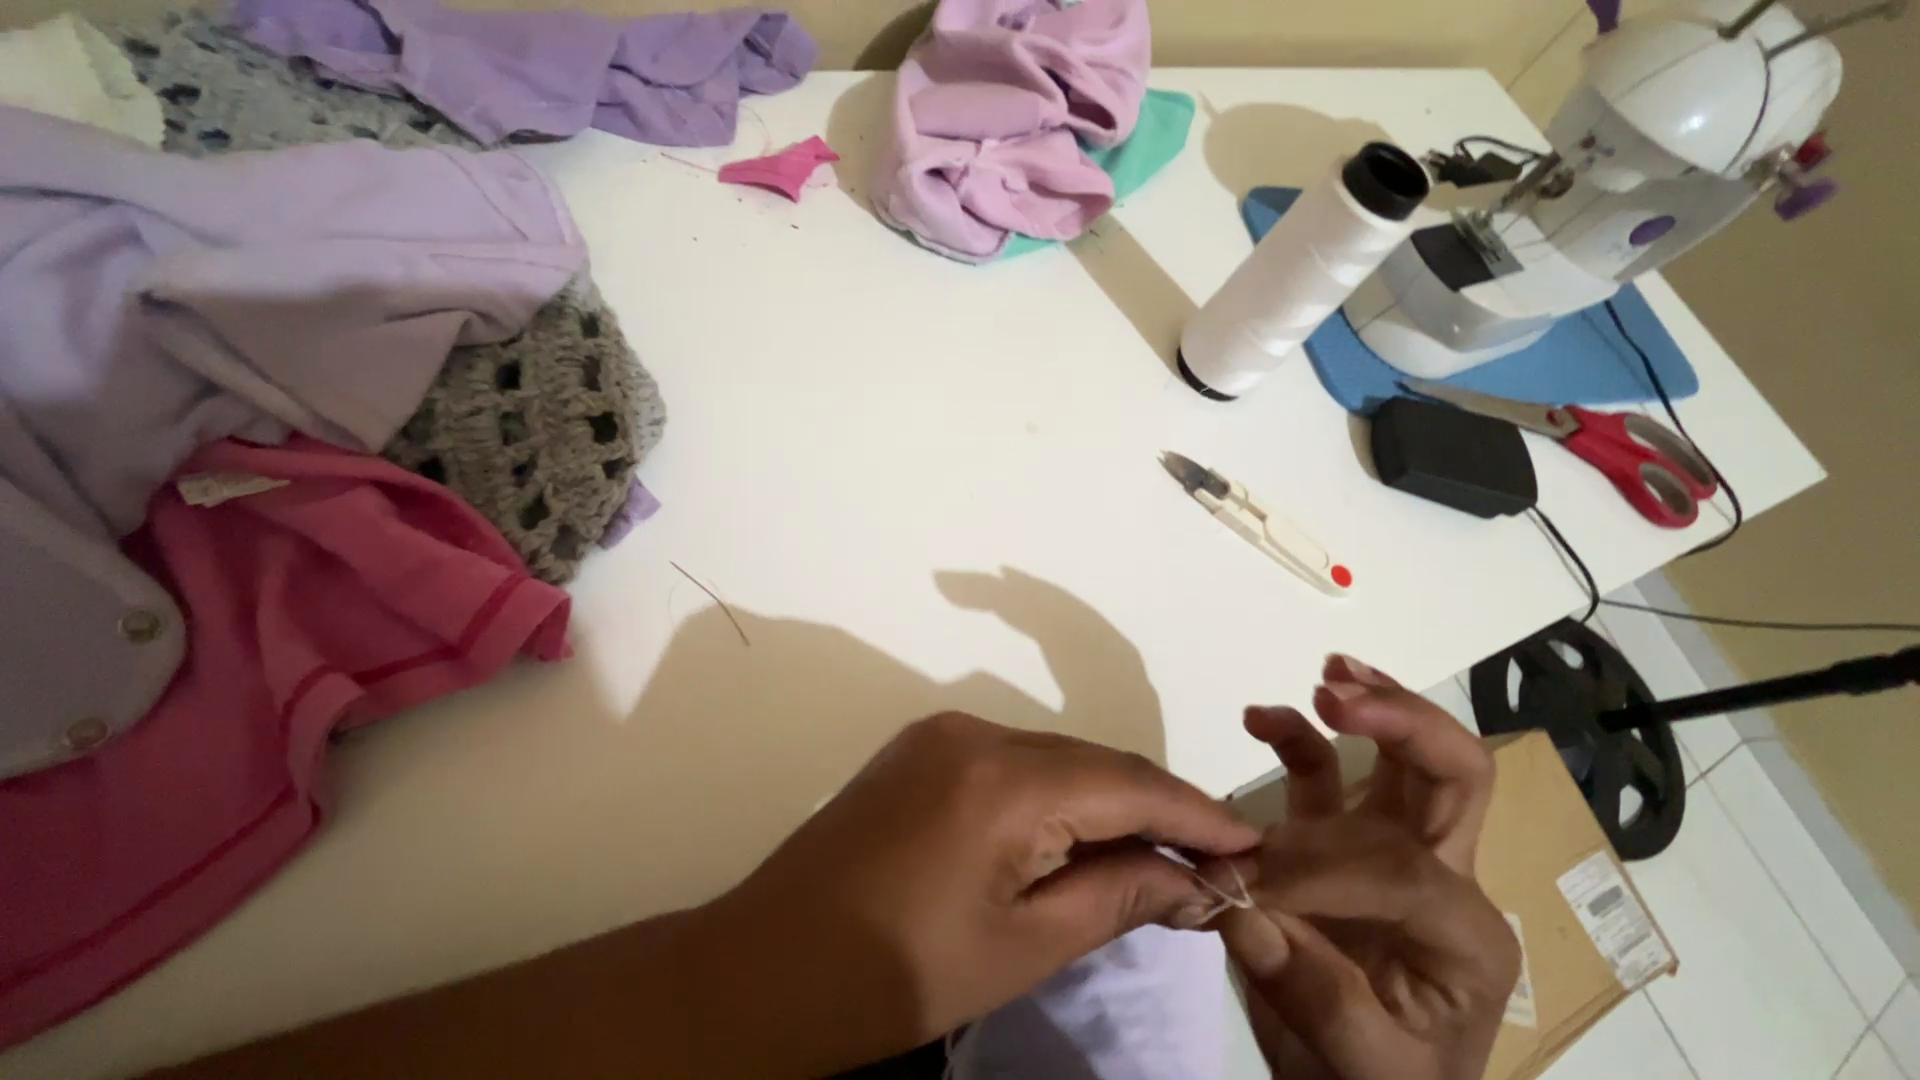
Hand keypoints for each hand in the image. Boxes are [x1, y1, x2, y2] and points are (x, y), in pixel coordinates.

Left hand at [704, 712, 1260, 1077]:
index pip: (1129, 782)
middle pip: (1092, 762)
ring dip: (1104, 799)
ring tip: (1153, 855)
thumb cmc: (899, 974)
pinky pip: (1011, 761)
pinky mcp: (917, 749)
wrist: (766, 967)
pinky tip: (1078, 833)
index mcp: (1003, 779)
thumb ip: (1118, 893)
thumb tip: (1194, 878)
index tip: (1253, 847)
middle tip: (1210, 863)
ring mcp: (939, 734)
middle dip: (1154, 808)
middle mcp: (974, 731)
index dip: (1197, 814)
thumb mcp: (1025, 945)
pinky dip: (1055, 794)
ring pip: (1053, 758)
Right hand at [1216, 655, 1517, 1079]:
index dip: (1320, 870)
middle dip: (1402, 723)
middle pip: (1452, 775)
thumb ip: (1317, 997)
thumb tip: (1242, 908)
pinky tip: (1260, 718)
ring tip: (1324, 678)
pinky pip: (1324, 778)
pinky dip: (1297, 740)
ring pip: (1397, 760)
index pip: (1402, 871)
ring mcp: (1386, 851)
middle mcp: (1440, 876)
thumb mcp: (1364, 1068)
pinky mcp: (1336, 843)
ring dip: (1366, 710)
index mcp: (1465, 933)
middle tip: (1339, 694)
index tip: (1245, 890)